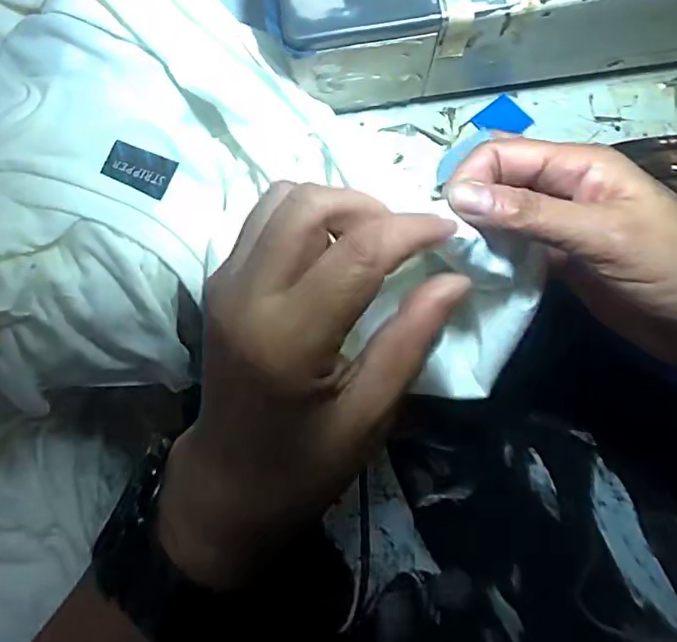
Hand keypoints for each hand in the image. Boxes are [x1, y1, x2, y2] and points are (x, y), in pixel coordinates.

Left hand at [157, 182, 470, 589]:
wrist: (227, 479)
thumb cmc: (304, 462)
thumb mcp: (370, 414)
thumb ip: (411, 338)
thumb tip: (456, 277)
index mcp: (288, 337)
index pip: (356, 253)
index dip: (410, 230)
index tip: (448, 231)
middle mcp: (248, 293)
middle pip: (309, 204)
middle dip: (368, 207)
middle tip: (402, 239)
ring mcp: (226, 278)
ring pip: (283, 197)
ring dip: (334, 204)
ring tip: (368, 240)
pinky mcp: (220, 275)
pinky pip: (266, 216)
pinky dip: (306, 215)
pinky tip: (330, 249)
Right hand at [443, 138, 676, 367]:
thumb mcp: (605, 235)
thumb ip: (531, 214)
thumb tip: (458, 194)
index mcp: (578, 164)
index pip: (503, 153)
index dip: (471, 176)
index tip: (452, 217)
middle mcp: (563, 187)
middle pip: (498, 180)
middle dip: (469, 201)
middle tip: (450, 240)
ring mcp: (561, 226)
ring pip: (502, 215)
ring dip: (479, 232)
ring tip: (458, 260)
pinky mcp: (562, 261)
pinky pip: (516, 249)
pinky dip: (495, 257)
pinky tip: (480, 274)